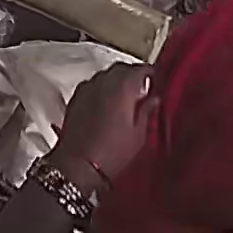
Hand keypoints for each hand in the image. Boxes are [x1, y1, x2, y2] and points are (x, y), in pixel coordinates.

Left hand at [53, 63, 157, 191]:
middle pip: (122, 68)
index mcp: (122, 86)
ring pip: (106, 75)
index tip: (157, 81)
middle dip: (133, 75)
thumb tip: (154, 97)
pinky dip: (102, 88)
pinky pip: (93, 84)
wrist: (78, 165)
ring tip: (126, 98)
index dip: (150, 73)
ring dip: (117, 81)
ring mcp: (87, 87)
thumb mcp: (139, 134)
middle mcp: (103, 81)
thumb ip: (147, 109)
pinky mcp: (76, 97)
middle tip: (144, 89)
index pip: (140, 69)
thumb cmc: (111, 152)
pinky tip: (107, 103)